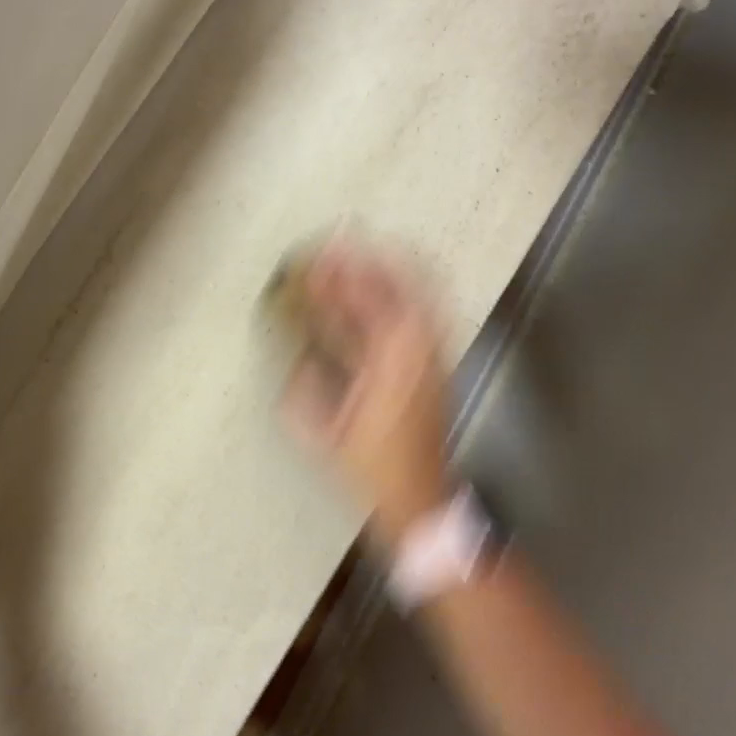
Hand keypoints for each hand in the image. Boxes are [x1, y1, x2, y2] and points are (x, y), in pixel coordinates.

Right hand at [281, 238, 451, 545]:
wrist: (422, 495)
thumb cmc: (373, 468)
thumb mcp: (326, 437)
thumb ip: (307, 393)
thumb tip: (299, 360)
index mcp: (389, 366)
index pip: (365, 305)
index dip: (339, 277)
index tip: (316, 257)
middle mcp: (418, 352)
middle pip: (397, 288)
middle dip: (366, 258)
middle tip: (339, 239)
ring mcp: (433, 356)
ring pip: (418, 294)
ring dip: (388, 268)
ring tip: (362, 251)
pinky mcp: (436, 363)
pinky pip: (425, 311)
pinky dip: (407, 289)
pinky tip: (391, 285)